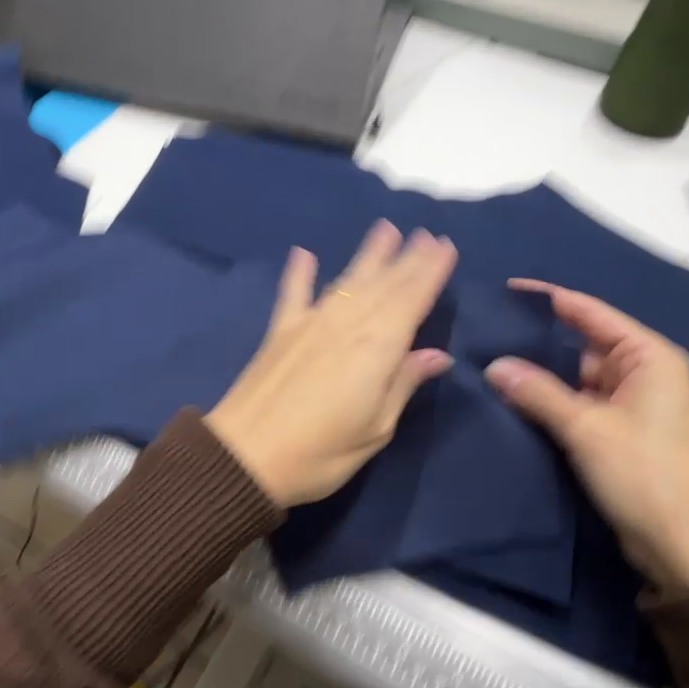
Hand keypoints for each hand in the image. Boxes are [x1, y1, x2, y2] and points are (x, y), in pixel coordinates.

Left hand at [205, 222, 457, 507]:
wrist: (243, 458)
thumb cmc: (321, 453)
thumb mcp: (376, 429)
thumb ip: (403, 384)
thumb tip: (437, 354)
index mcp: (377, 347)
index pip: (412, 300)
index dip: (430, 272)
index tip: (445, 246)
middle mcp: (346, 324)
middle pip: (384, 284)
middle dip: (407, 258)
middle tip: (426, 234)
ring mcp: (309, 323)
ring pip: (348, 281)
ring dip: (369, 255)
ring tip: (386, 230)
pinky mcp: (280, 332)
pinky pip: (294, 293)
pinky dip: (300, 273)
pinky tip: (304, 253)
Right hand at [485, 281, 688, 596]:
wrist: (687, 551)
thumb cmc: (646, 476)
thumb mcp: (586, 430)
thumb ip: (538, 392)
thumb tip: (493, 365)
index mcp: (648, 356)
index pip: (589, 311)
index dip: (548, 298)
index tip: (506, 289)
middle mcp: (643, 371)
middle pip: (581, 342)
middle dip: (538, 340)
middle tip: (487, 332)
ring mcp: (631, 403)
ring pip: (576, 375)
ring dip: (541, 375)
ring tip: (490, 362)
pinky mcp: (620, 431)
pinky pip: (579, 402)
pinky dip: (551, 400)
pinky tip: (514, 397)